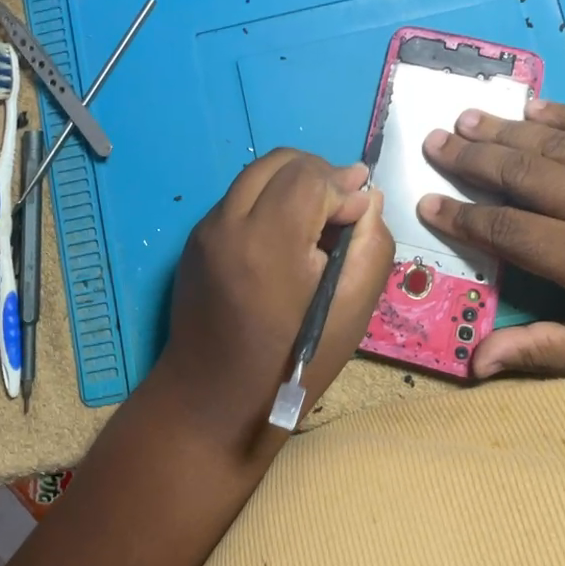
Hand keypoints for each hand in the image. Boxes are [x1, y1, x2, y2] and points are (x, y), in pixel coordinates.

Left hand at [156, 149, 392, 447]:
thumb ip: (370, 245)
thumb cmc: (290, 363)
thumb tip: (365, 198)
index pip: (310, 177)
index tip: (360, 211)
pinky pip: (238, 197)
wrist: (211, 403)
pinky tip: (284, 237)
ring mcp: (204, 230)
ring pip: (256, 174)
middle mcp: (228, 224)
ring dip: (292, 183)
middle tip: (343, 207)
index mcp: (267, 242)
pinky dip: (268, 200)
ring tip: (316, 218)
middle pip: (280, 162)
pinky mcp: (194, 240)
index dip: (343, 184)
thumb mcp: (350, 311)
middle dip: (319, 173)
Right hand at [418, 100, 564, 381]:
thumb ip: (540, 351)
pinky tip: (538, 107)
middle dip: (473, 157)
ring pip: (558, 145)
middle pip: (524, 172)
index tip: (426, 201)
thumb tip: (475, 365)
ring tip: (470, 115)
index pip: (506, 228)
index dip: (461, 215)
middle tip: (433, 140)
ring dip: (509, 128)